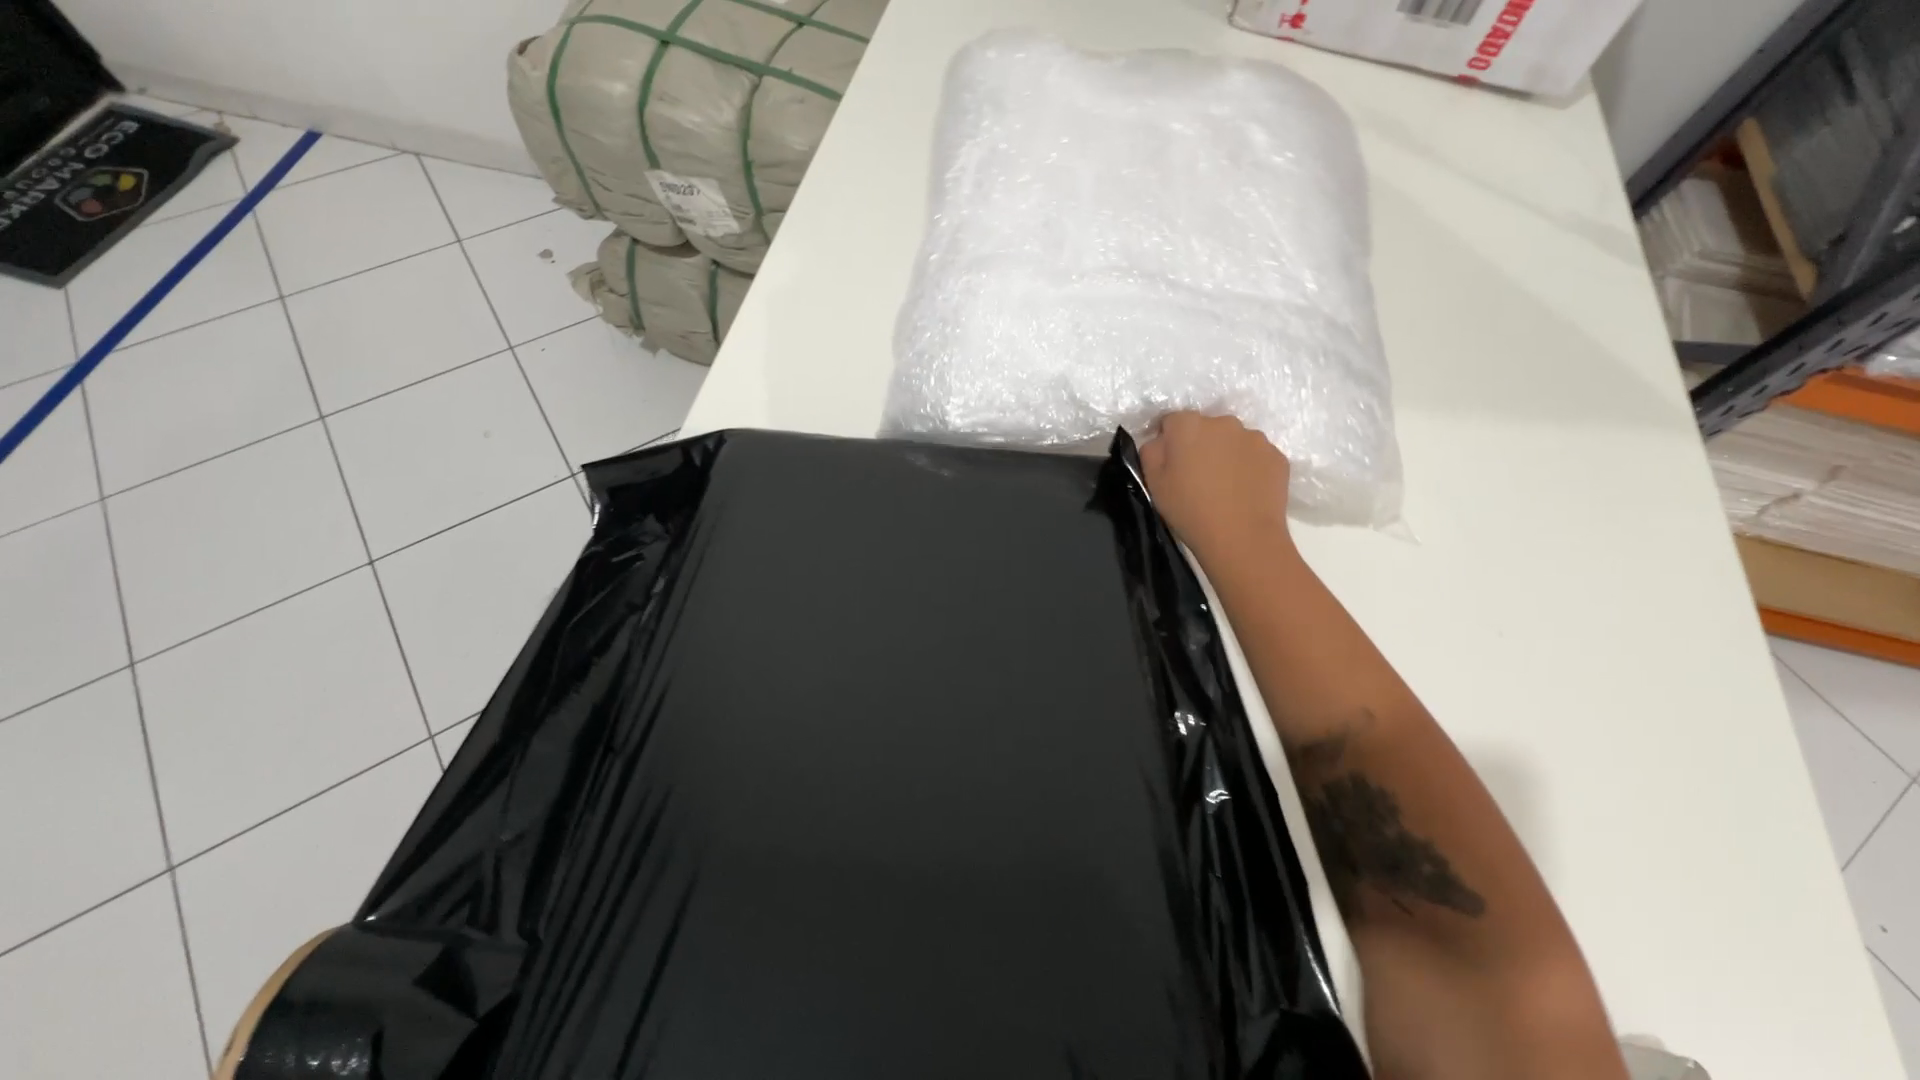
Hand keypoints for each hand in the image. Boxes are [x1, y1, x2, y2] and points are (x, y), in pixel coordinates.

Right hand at [1139, 413, 1293, 563]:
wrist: (1242, 537)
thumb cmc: (1189, 510)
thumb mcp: (1153, 482)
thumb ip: (1151, 451)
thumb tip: (1161, 441)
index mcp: (1188, 425)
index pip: (1172, 422)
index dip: (1169, 442)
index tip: (1171, 466)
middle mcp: (1223, 422)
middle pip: (1206, 428)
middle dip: (1200, 446)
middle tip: (1198, 479)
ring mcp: (1255, 438)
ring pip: (1234, 441)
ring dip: (1227, 455)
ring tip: (1225, 488)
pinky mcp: (1277, 456)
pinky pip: (1257, 457)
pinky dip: (1250, 469)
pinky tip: (1245, 493)